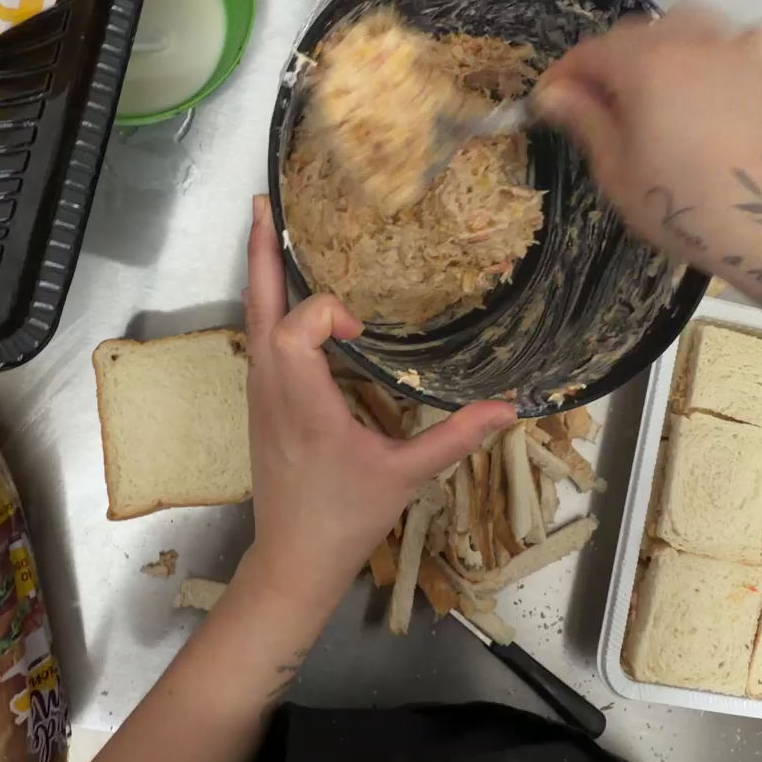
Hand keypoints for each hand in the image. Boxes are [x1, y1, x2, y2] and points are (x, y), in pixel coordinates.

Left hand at [240, 196, 515, 610]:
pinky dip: (267, 307)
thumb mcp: (406, 476)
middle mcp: (270, 390)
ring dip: (260, 276)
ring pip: (251, 323)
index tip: (362, 334)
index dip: (327, 314)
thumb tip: (510, 406)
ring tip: (271, 233)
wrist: (294, 558)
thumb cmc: (346, 517)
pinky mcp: (259, 406)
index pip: (297, 328)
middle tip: (263, 204)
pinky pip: (257, 343)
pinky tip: (284, 298)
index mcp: (304, 402)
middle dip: (260, 253)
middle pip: (256, 307)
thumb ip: (456, 437)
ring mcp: (258, 396)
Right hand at [537, 5, 761, 258]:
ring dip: (661, 47)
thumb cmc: (682, 204)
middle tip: (595, 107)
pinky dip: (722, 50)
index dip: (563, 75)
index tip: (547, 103)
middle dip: (609, 62)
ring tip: (654, 89)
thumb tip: (552, 93)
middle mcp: (690, 40)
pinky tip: (717, 80)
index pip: (589, 52)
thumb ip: (585, 121)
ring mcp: (738, 48)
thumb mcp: (617, 171)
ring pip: (688, 25)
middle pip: (637, 34)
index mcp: (643, 63)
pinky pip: (742, 38)